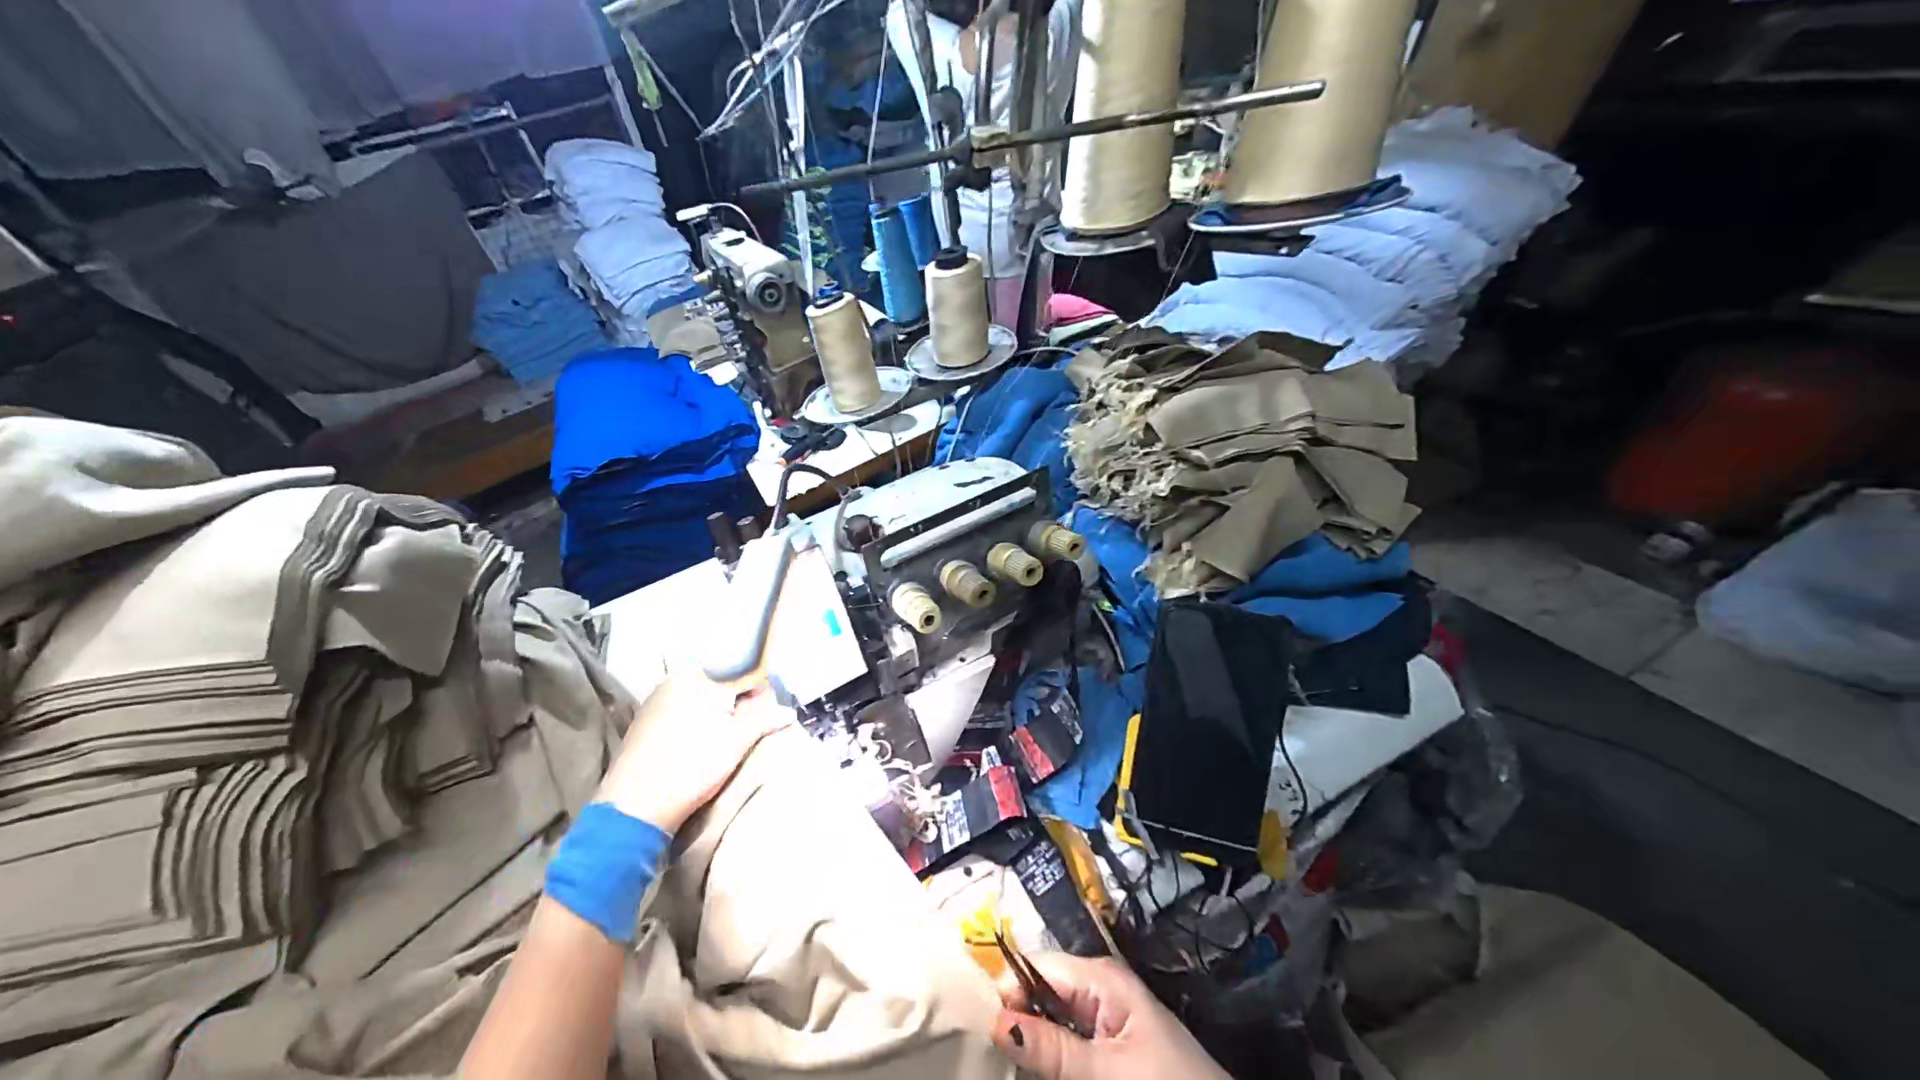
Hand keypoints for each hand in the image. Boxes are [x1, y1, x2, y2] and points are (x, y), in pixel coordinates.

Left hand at [594, 673, 794, 833]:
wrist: (634, 809)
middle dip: (738, 706)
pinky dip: (696, 729)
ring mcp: (653, 705)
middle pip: (719, 688)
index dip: (760, 693)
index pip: (741, 673)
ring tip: (727, 745)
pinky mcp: (643, 728)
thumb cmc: (692, 765)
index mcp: (695, 674)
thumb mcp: (737, 740)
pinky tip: (700, 751)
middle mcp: (671, 681)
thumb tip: (788, 711)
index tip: (770, 715)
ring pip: (699, 704)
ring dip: (717, 719)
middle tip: (750, 732)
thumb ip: (764, 717)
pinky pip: (681, 719)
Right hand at [992, 954, 1229, 1079]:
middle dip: (1014, 1022)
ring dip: (1029, 1046)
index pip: (1036, 967)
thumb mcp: (1109, 1071)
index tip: (976, 1024)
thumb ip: (1053, 1048)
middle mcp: (1097, 994)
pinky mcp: (1106, 1056)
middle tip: (986, 1052)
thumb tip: (995, 1021)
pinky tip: (1032, 1075)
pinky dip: (1048, 1063)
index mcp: (1101, 978)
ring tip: (1002, 1064)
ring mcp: (1102, 1026)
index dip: (1004, 991)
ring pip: (1048, 1027)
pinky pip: (1065, 1049)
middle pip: (1038, 996)